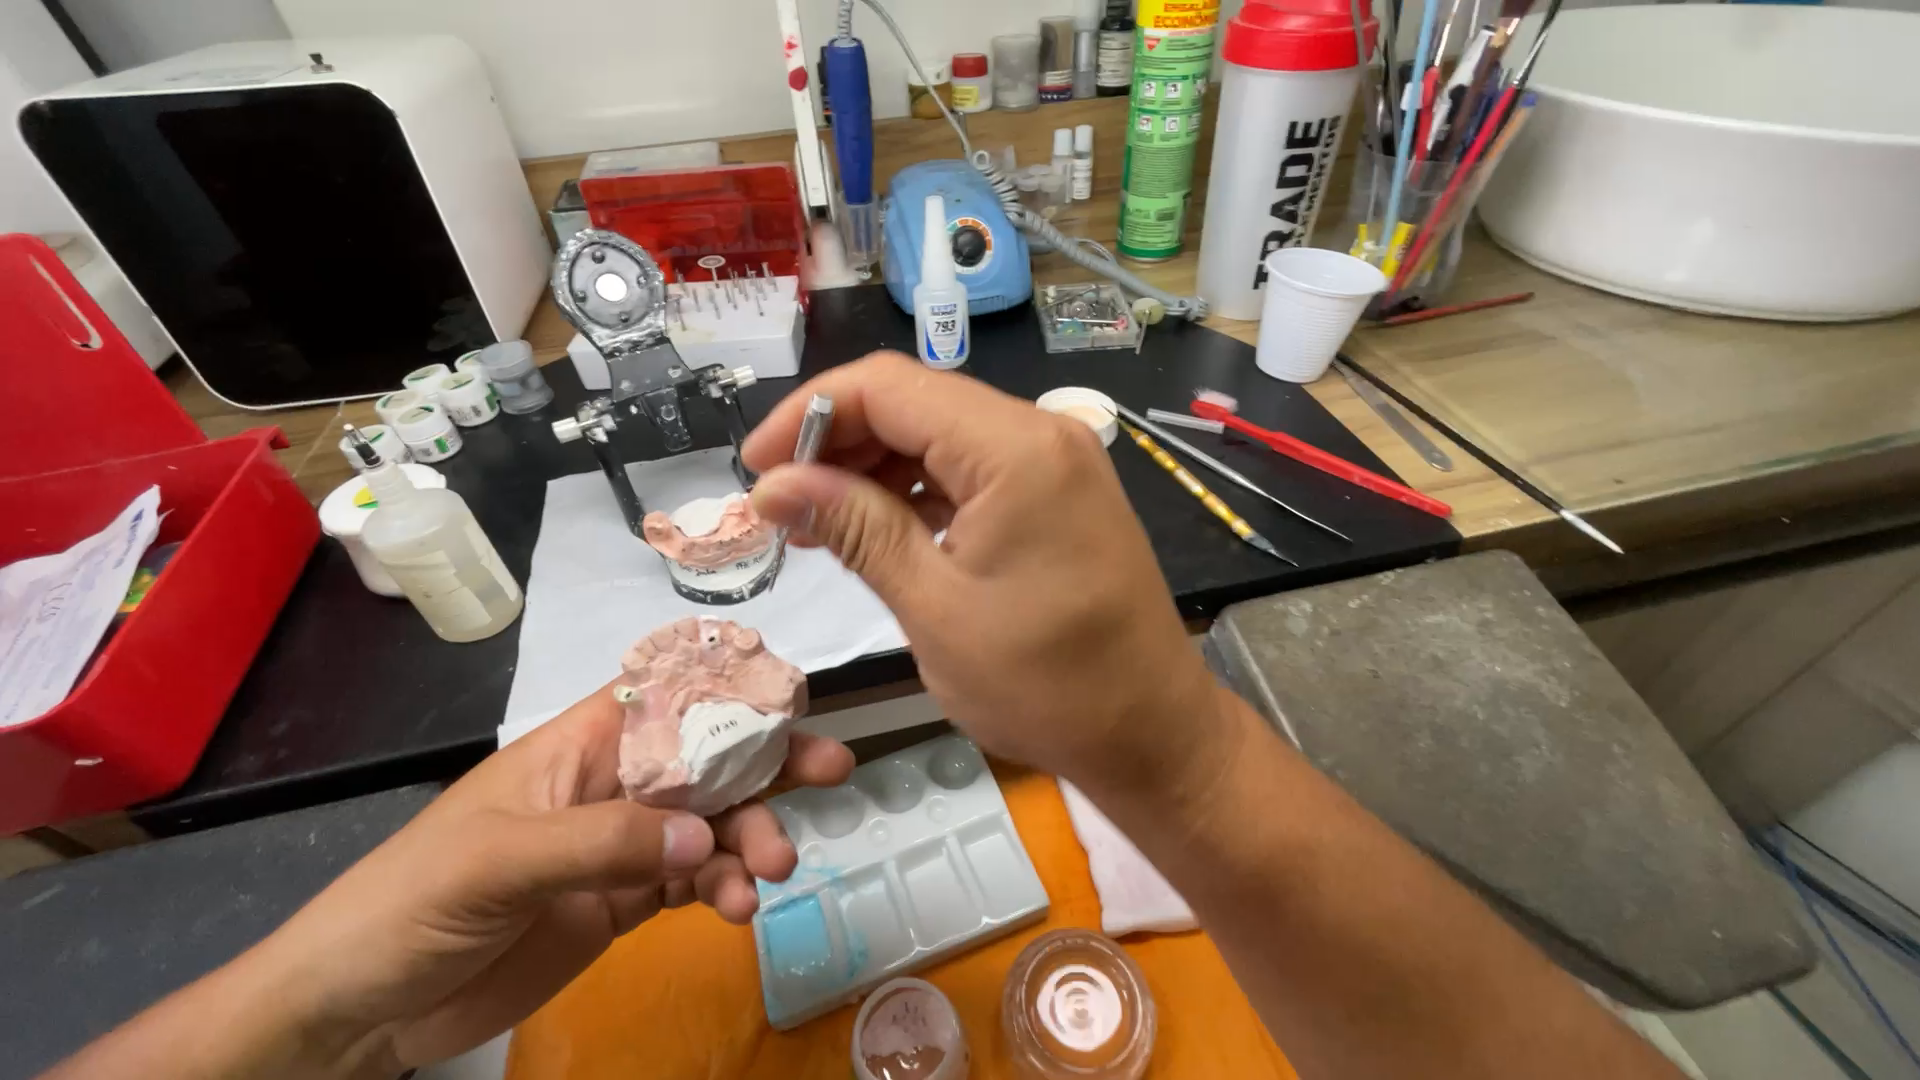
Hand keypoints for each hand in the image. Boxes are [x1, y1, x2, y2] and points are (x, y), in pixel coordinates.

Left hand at [241, 682, 851, 1072]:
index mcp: (580, 745)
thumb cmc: (409, 905)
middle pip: (708, 756)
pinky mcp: (627, 899)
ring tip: (770, 873)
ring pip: (713, 821)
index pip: (667, 693)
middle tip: (829, 770)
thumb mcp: (498, 861)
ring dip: (751, 838)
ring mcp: (623, 843)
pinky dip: (724, 887)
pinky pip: (695, 879)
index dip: (729, 684)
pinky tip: (737, 908)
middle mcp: (613, 784)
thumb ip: (603, 841)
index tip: (791, 695)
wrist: (356, 1011)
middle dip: (769, 760)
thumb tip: (703, 834)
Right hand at [742, 351, 1238, 798]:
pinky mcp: (1058, 494)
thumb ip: (855, 529)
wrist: (1151, 732)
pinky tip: (876, 530)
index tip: (755, 469)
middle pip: (915, 403)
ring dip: (874, 469)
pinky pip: (972, 469)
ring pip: (940, 435)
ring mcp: (1055, 461)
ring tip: (818, 525)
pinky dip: (918, 492)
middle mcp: (1040, 434)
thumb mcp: (934, 609)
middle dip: (838, 443)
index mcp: (1014, 449)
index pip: (888, 387)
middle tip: (782, 506)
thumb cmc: (1045, 686)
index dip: (809, 414)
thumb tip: (773, 484)